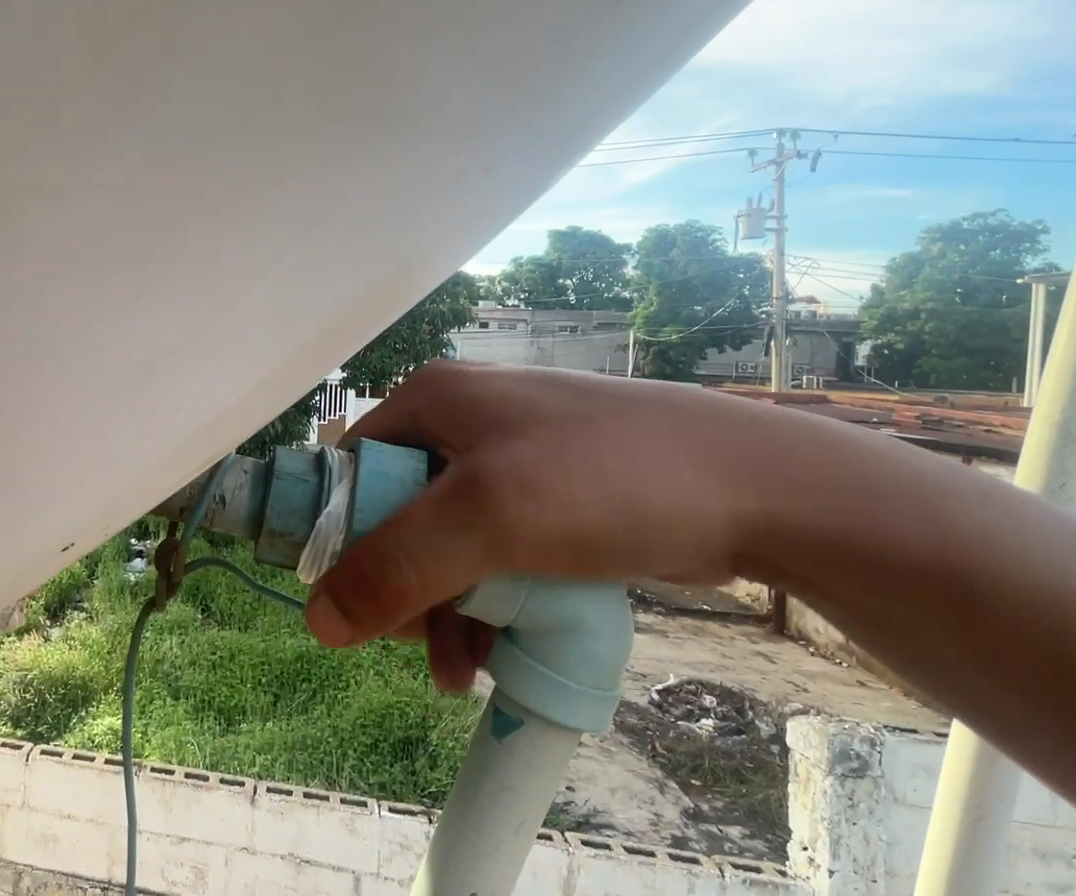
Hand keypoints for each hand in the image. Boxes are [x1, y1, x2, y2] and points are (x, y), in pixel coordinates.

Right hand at [306, 361, 823, 689]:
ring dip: (444, 610)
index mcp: (430, 400)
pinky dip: (485, 604)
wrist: (760, 487)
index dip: (341, 537)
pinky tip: (494, 655)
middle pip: (393, 514)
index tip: (359, 599)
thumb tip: (315, 621)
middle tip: (422, 642)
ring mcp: (507, 459)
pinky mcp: (547, 496)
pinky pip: (490, 554)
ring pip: (443, 543)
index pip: (350, 471)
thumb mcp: (488, 519)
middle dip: (402, 587)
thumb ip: (393, 567)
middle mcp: (460, 422)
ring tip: (461, 674)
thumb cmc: (606, 481)